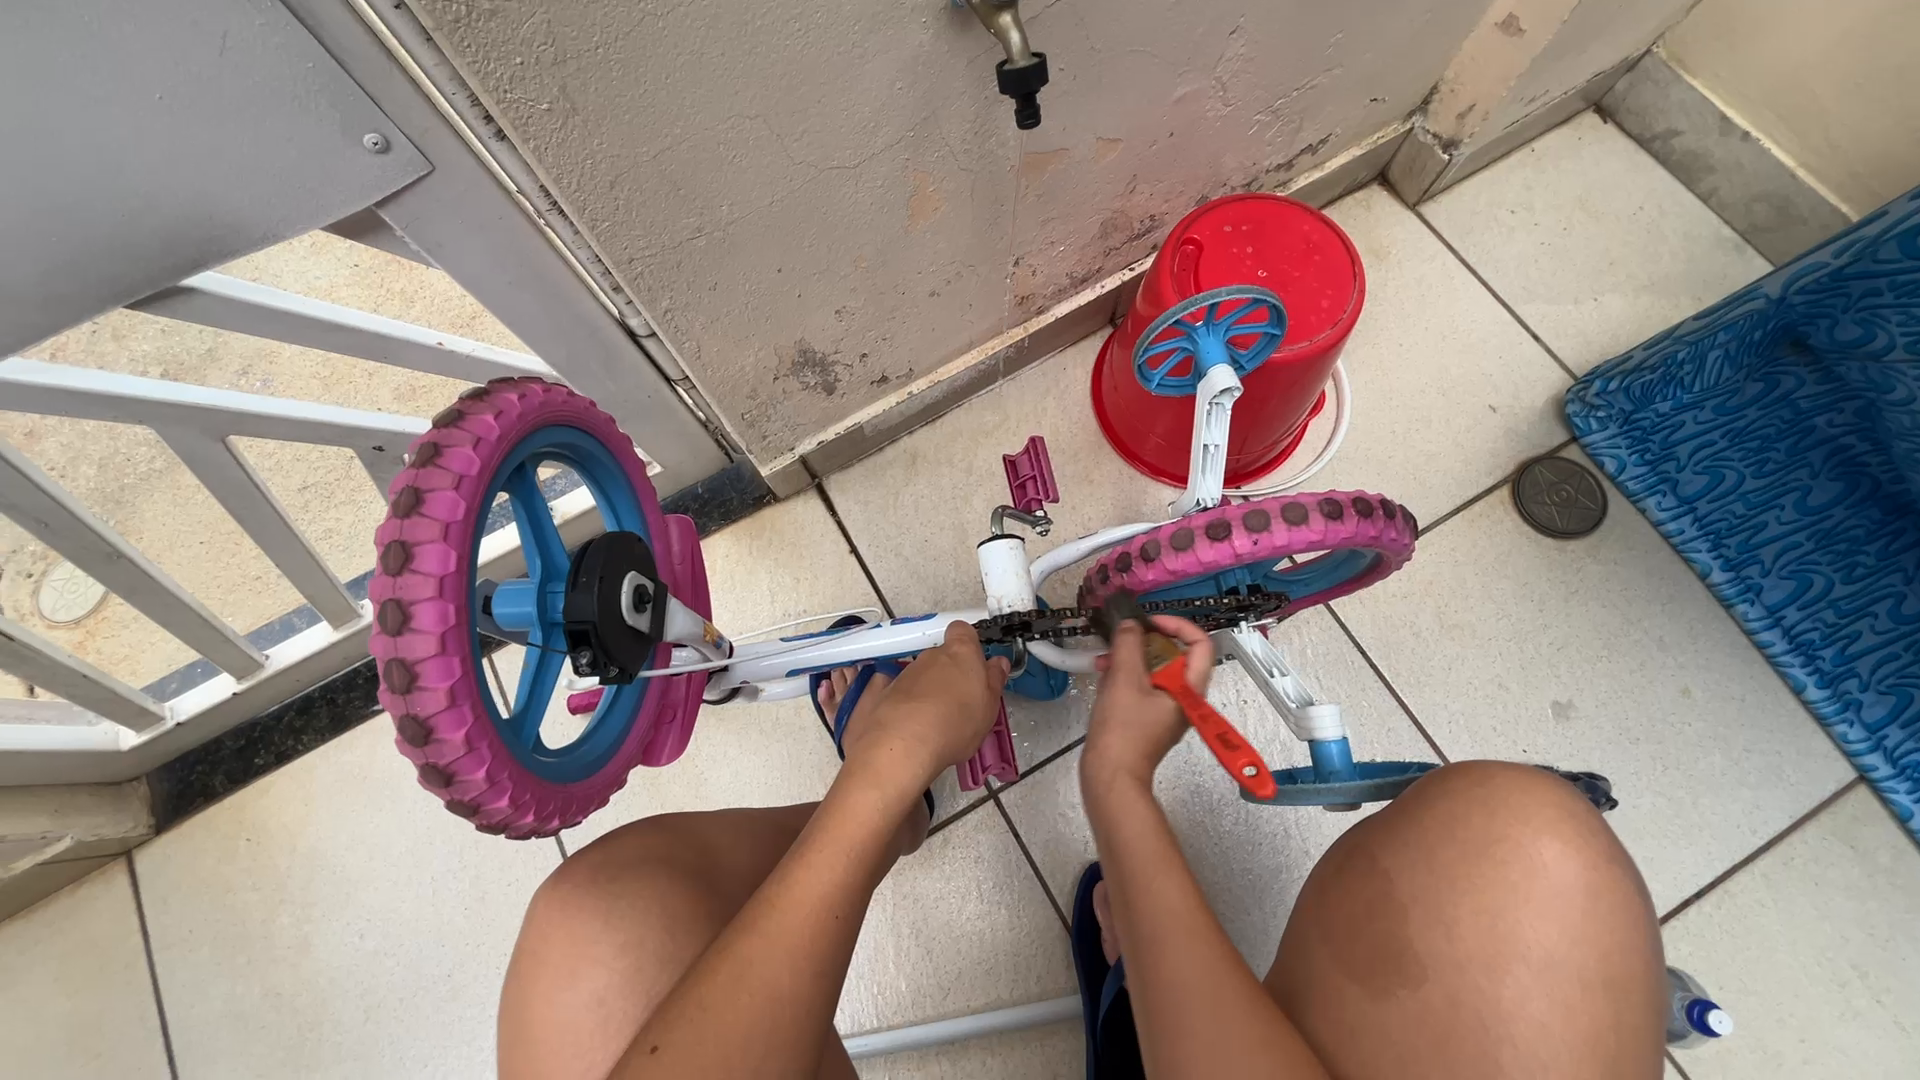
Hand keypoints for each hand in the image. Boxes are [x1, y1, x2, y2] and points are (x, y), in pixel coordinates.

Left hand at [839, 621, 1010, 796]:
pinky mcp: (881, 692)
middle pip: (942, 655)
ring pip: (920, 674)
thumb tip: (998, 663)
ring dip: (927, 690)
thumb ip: (994, 679)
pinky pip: (894, 689)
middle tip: (960, 701)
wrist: (904, 746)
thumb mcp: (989, 706)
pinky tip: (908, 721)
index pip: (963, 631)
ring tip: (936, 721)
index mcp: (960, 653)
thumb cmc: (955, 724)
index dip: (968, 643)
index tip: (975, 663)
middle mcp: (930, 656)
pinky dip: (901, 700)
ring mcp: (904, 673)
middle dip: (950, 673)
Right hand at [1082, 615, 1213, 794]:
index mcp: (1190, 689)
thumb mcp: (1124, 679)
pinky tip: (1104, 675)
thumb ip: (1130, 644)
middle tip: (1121, 638)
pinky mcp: (1148, 718)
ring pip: (1154, 670)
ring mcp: (1166, 709)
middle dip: (1145, 642)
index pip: (1200, 644)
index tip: (1149, 622)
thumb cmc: (1122, 730)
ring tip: (1104, 659)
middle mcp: (1184, 698)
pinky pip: (1142, 686)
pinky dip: (1125, 676)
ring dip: (1130, 658)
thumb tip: (1132, 624)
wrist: (1109, 776)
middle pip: (1174, 655)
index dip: (1176, 625)